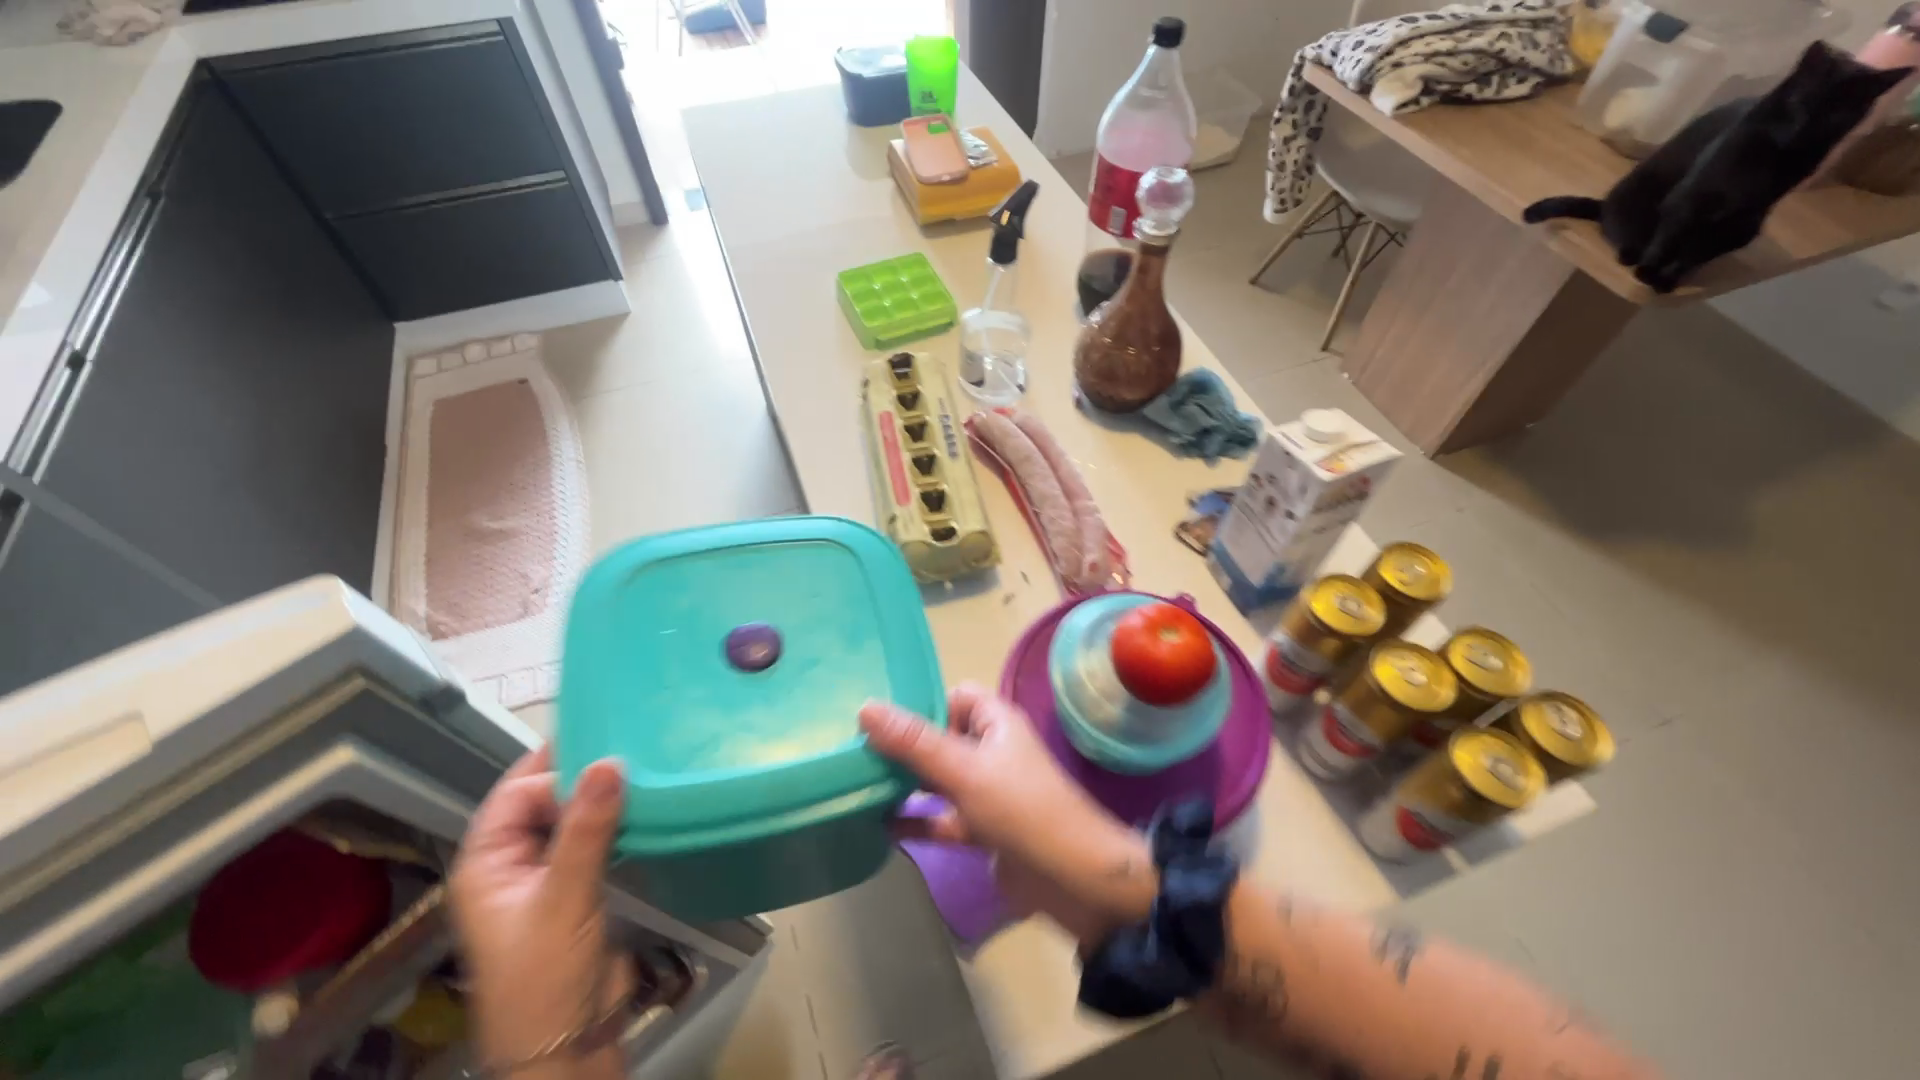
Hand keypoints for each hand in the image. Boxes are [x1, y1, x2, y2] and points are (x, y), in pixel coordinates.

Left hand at [449, 746, 626, 1071]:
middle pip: (545, 802)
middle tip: (633, 743)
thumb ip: (586, 830)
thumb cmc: (545, 974)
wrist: (568, 1044)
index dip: (556, 766)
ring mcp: (548, 877)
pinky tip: (648, 806)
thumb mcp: (563, 899)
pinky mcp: (581, 890)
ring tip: (648, 766)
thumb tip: (610, 760)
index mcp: (487, 862)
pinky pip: (596, 843)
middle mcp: (513, 863)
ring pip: (573, 821)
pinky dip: (617, 824)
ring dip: (604, 799)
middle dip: (582, 776)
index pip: (517, 793)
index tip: (605, 741)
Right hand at [860, 684, 1155, 944]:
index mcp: (997, 724)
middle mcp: (992, 753)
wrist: (1073, 880)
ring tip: (857, 784)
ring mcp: (987, 794)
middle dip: (904, 745)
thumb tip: (865, 707)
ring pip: (939, 780)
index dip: (925, 702)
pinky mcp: (983, 832)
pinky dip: (916, 821)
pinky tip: (879, 825)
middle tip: (855, 751)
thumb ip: (914, 743)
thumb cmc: (1021, 810)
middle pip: (942, 739)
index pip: (958, 697)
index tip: (881, 717)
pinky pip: (942, 819)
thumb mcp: (964, 770)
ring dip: (906, 783)